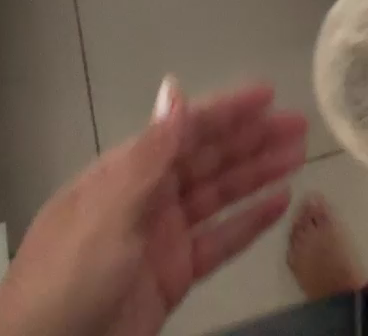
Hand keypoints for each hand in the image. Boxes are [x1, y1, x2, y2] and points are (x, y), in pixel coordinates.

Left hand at [0, 78, 307, 335]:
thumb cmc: (67, 280)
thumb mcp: (109, 212)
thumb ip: (151, 153)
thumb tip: (175, 87)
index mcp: (126, 173)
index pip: (185, 130)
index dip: (227, 111)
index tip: (268, 94)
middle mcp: (147, 198)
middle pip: (209, 160)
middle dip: (252, 139)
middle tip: (299, 124)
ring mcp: (161, 239)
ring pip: (220, 196)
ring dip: (258, 174)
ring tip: (299, 155)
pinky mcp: (173, 278)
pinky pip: (219, 242)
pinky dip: (249, 223)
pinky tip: (279, 204)